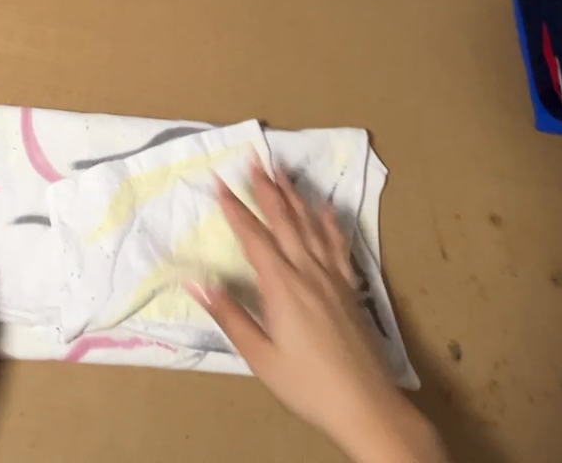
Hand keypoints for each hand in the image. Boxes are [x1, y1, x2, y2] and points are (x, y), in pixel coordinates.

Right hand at [191, 166, 447, 462]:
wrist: (365, 404)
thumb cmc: (306, 384)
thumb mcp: (260, 356)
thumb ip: (230, 315)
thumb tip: (196, 282)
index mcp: (281, 286)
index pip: (253, 237)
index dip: (235, 208)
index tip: (219, 181)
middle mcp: (306, 271)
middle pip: (283, 220)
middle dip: (266, 187)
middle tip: (254, 157)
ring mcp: (331, 276)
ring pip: (309, 225)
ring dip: (293, 195)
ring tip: (282, 169)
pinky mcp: (349, 286)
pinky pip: (337, 244)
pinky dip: (329, 221)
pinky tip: (326, 205)